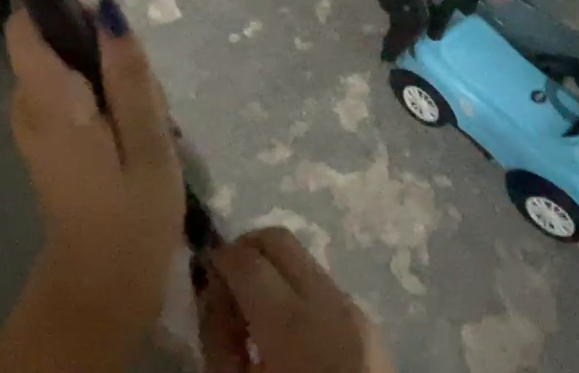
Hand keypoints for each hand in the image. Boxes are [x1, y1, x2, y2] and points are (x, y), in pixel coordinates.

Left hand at [4, 0, 183, 341]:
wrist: (101, 289)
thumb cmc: (131, 215)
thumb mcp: (148, 141)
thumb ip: (128, 74)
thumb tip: (105, 10)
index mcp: (46, 100)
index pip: (24, 27)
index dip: (58, 8)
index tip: (103, 23)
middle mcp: (26, 105)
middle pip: (49, 45)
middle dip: (95, 49)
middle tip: (141, 88)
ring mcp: (30, 126)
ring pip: (62, 70)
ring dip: (101, 77)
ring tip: (142, 116)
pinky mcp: (43, 143)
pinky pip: (64, 96)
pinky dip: (95, 100)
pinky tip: (129, 134)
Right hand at [200, 229, 393, 372]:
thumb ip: (216, 333)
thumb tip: (211, 287)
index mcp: (293, 322)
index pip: (244, 256)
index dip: (217, 260)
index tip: (205, 283)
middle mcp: (331, 303)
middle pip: (278, 239)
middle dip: (246, 251)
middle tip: (228, 290)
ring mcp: (358, 313)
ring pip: (303, 262)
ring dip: (274, 274)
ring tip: (258, 321)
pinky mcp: (373, 329)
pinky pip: (324, 290)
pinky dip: (299, 296)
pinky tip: (288, 338)